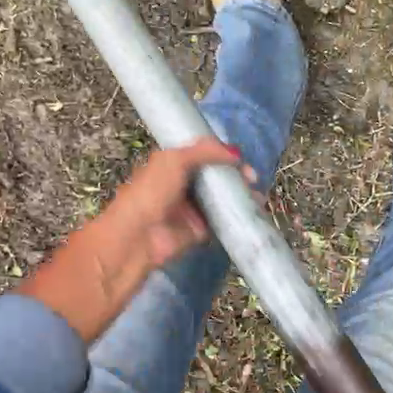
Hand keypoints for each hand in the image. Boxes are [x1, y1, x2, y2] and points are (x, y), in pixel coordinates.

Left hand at [17, 139, 253, 341]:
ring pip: (220, 199)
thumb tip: (235, 153)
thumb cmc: (149, 194)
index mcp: (170, 165)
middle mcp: (180, 186)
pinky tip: (251, 214)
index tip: (242, 160)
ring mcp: (189, 210)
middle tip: (254, 179)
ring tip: (258, 196)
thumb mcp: (173, 161)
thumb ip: (204, 152)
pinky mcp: (196, 232)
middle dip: (235, 176)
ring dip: (239, 196)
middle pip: (214, 177)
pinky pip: (220, 223)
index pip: (202, 155)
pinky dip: (235, 218)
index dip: (223, 155)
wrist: (134, 240)